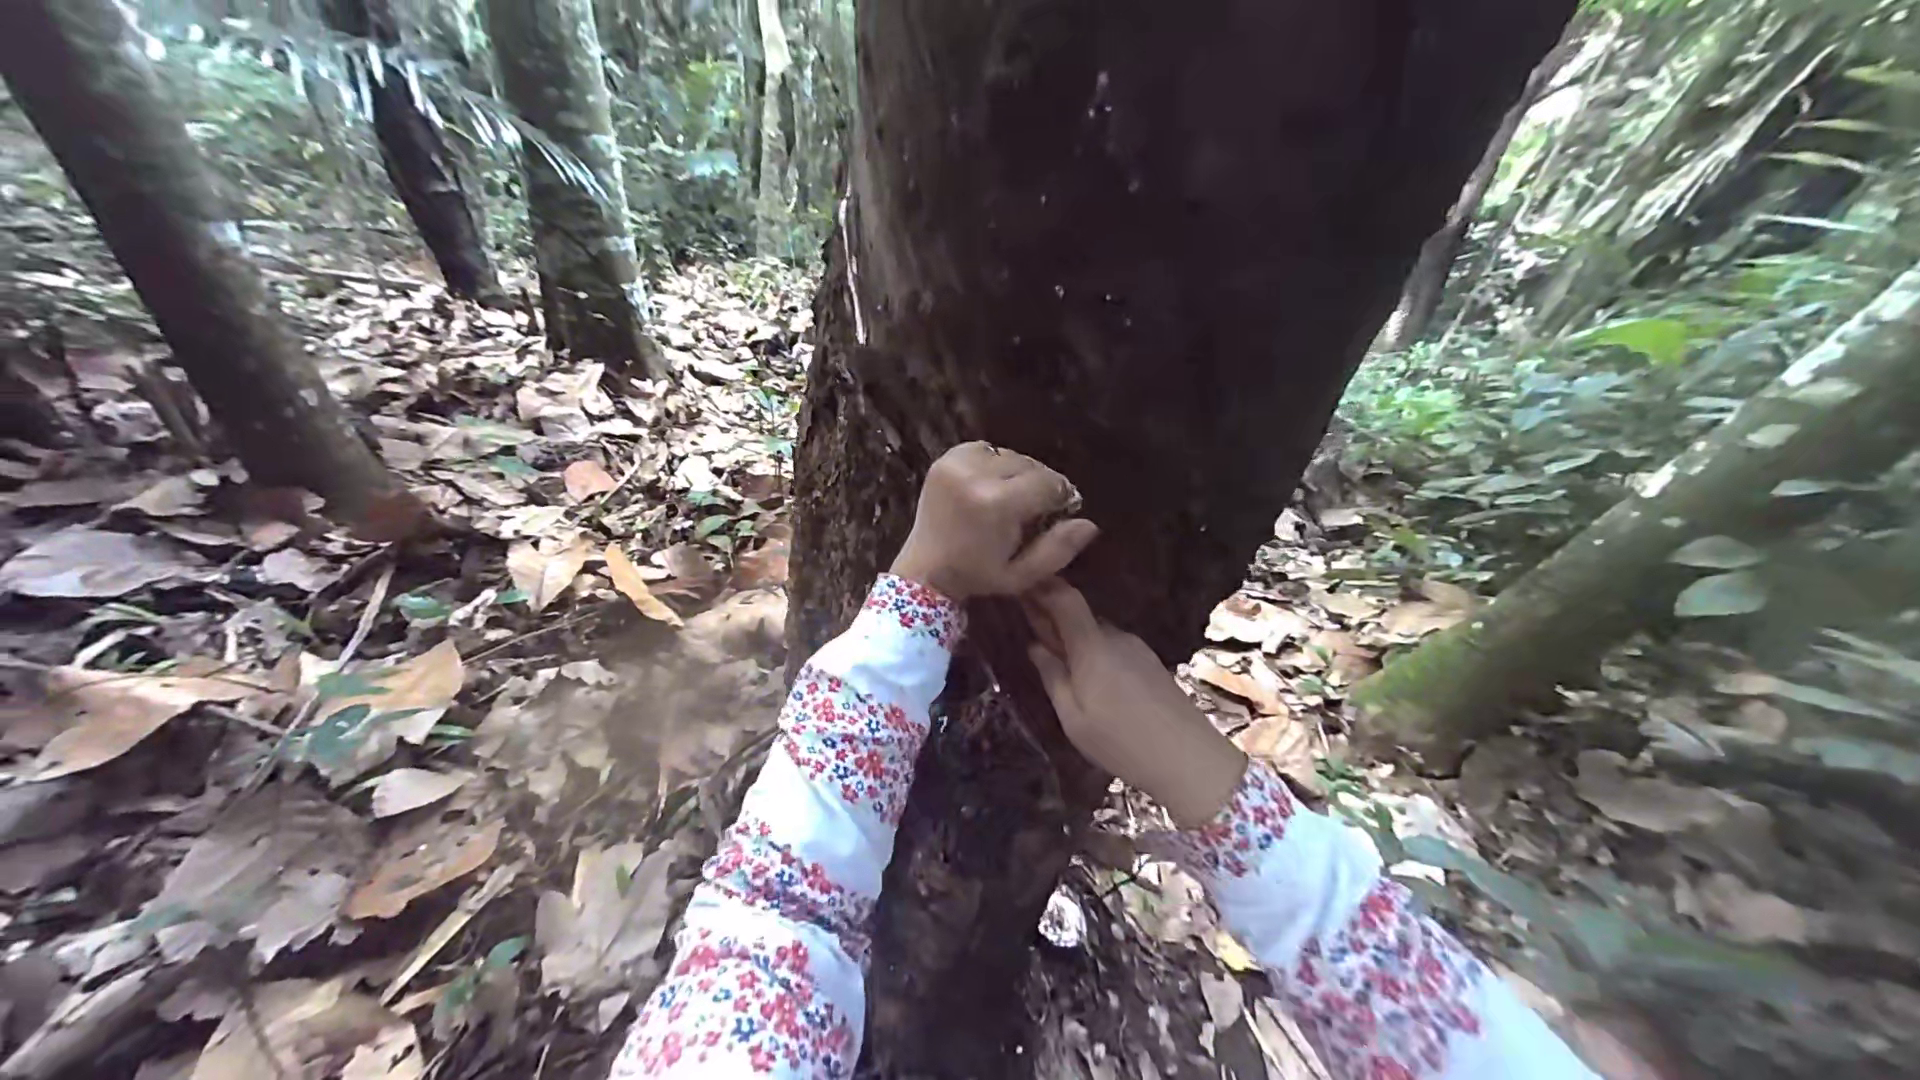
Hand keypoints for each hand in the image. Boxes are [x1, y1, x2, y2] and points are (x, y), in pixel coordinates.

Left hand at [889, 442, 1099, 600]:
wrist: (925, 568)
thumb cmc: (978, 575)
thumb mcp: (1022, 575)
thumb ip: (1058, 550)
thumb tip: (1090, 524)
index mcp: (996, 505)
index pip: (1049, 483)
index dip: (1059, 498)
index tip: (1054, 513)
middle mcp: (976, 475)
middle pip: (1031, 465)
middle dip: (1038, 484)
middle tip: (1031, 509)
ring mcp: (957, 463)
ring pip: (1010, 455)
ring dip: (1017, 473)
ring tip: (1009, 498)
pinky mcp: (946, 458)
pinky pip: (987, 450)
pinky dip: (994, 464)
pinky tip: (989, 487)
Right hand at [1023, 579, 1247, 827]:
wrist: (1191, 760)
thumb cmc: (1122, 743)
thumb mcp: (1074, 719)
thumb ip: (1052, 677)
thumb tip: (1034, 647)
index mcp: (1092, 646)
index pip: (1065, 598)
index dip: (1042, 588)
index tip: (1020, 588)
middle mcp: (1115, 637)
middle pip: (1079, 615)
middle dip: (1053, 619)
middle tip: (1031, 634)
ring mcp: (1136, 648)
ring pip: (1096, 632)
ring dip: (1075, 639)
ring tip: (1058, 664)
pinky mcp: (1150, 661)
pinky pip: (1113, 646)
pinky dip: (1095, 652)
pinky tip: (1091, 680)